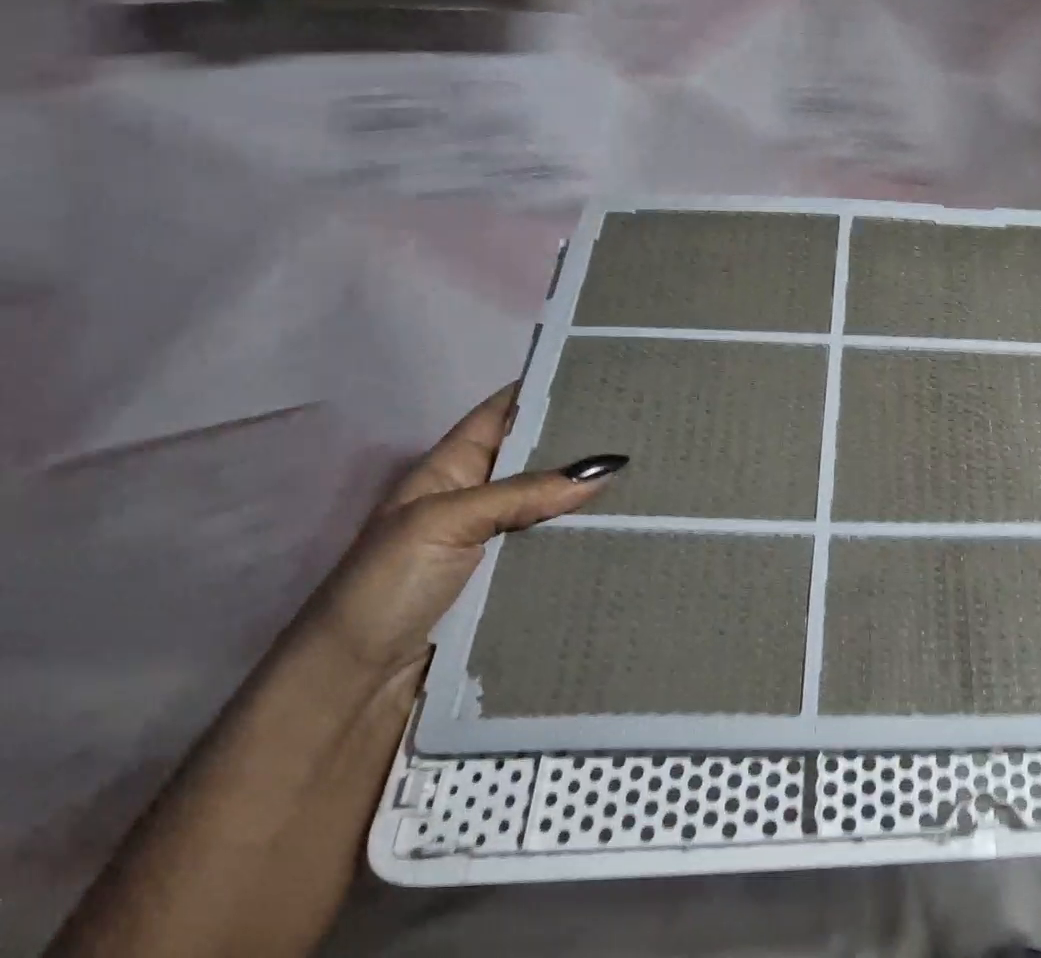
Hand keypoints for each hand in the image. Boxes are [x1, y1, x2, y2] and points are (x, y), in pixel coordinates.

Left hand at [308, 385, 626, 676]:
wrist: (358, 686)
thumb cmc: (386, 588)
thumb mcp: (442, 522)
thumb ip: (521, 493)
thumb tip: (604, 467)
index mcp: (448, 473)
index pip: (501, 416)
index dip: (542, 392)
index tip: (602, 376)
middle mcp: (478, 505)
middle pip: (539, 464)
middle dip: (586, 446)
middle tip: (649, 429)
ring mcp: (500, 550)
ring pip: (557, 513)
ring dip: (598, 502)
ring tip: (659, 479)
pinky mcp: (518, 590)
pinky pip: (562, 558)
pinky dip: (595, 547)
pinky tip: (639, 536)